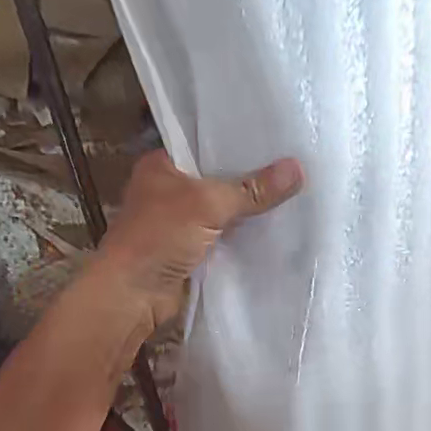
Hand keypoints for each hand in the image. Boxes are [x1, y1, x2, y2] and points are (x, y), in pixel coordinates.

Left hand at [92, 150, 303, 330]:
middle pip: (218, 179)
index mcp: (162, 165)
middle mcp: (169, 190)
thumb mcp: (207, 204)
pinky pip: (223, 238)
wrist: (132, 294)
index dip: (238, 139)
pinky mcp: (189, 251)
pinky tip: (278, 228)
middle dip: (251, 177)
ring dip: (249, 210)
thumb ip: (251, 189)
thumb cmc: (158, 236)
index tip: (279, 136)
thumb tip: (297, 169)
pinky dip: (244, 236)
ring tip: (297, 193)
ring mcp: (178, 223)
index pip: (205, 144)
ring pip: (222, 211)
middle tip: (298, 164)